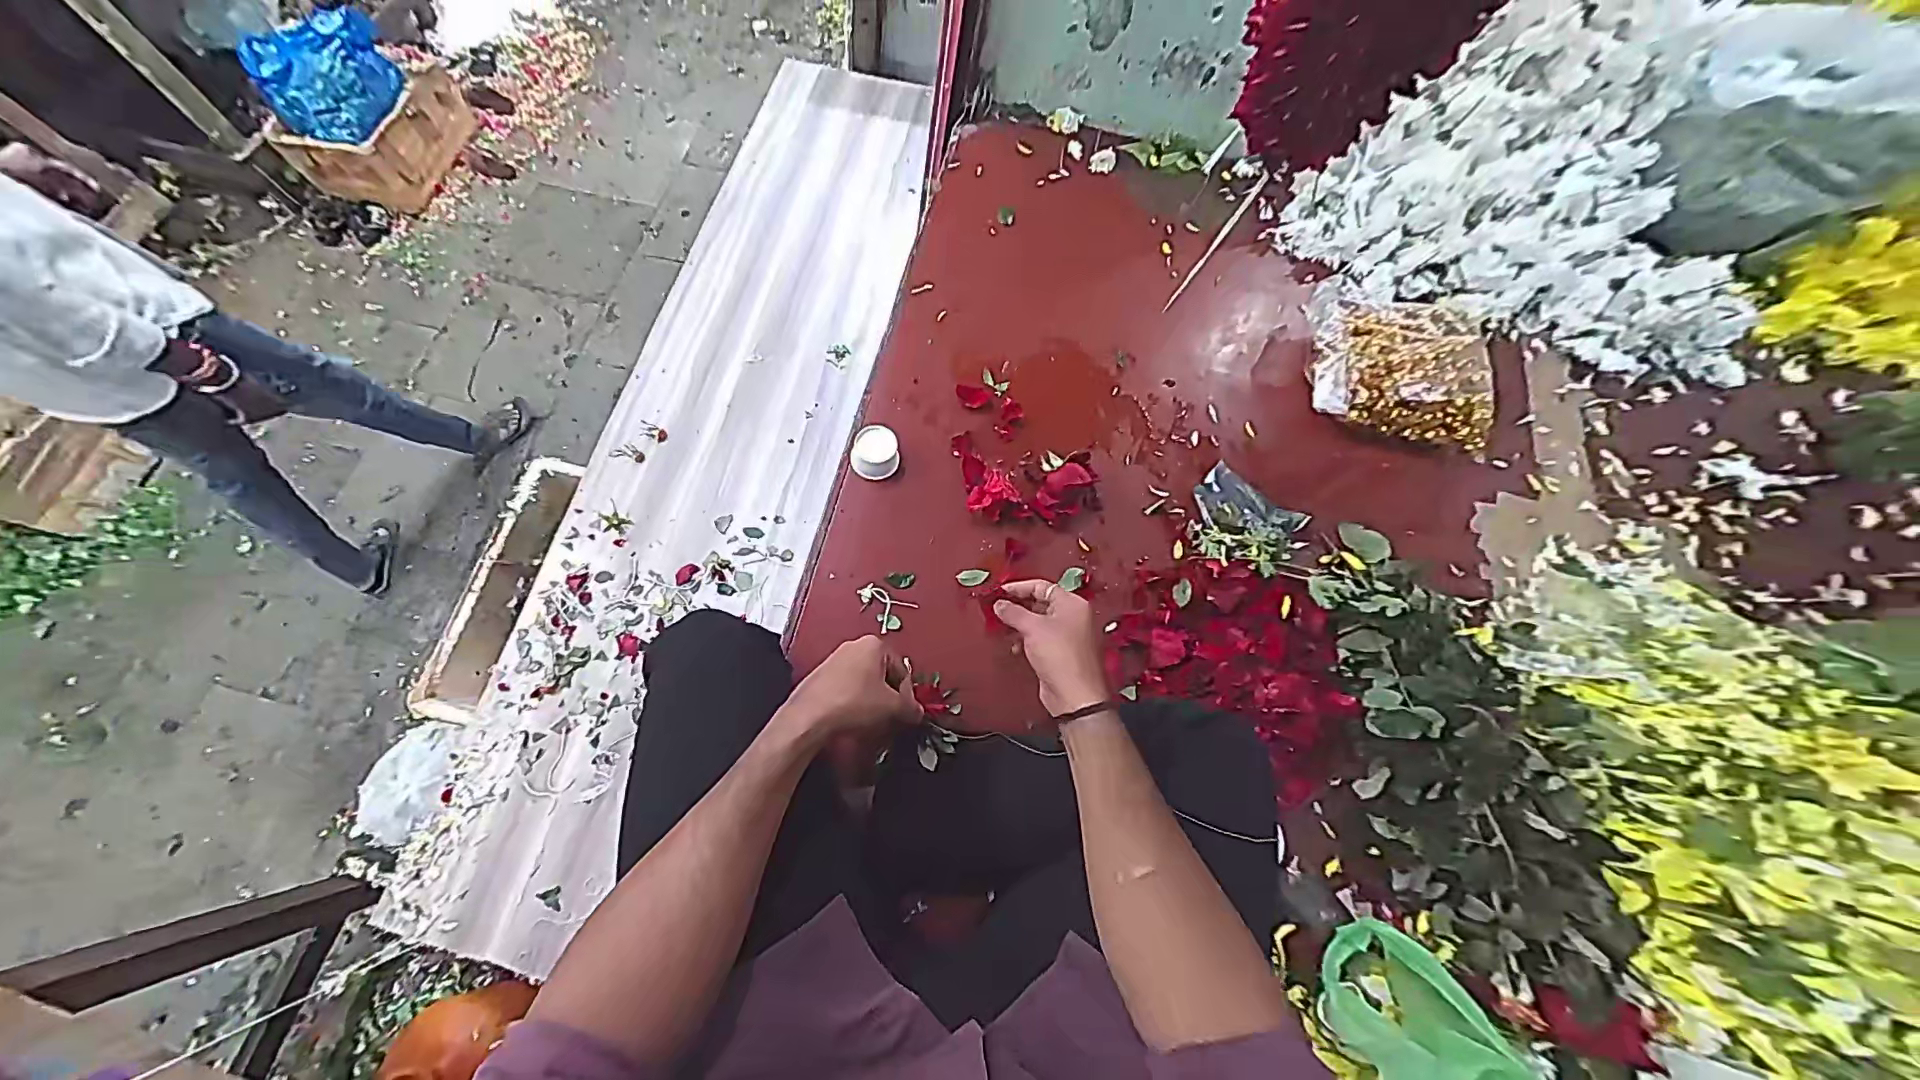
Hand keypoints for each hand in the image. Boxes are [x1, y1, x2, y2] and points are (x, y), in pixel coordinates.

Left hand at [775, 635, 919, 746]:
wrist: (809, 717)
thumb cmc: (850, 703)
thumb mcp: (891, 707)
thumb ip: (910, 708)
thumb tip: (915, 712)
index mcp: (873, 644)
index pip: (902, 669)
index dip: (907, 694)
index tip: (906, 711)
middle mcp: (853, 646)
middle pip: (883, 674)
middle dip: (889, 696)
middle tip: (891, 715)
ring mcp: (835, 660)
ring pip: (864, 682)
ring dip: (872, 700)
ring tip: (872, 721)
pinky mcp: (821, 676)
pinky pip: (847, 688)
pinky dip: (854, 702)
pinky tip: (853, 719)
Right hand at [994, 580, 1110, 716]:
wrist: (1073, 695)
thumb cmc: (1059, 655)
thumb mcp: (1032, 628)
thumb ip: (1013, 612)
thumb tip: (999, 603)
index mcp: (1072, 604)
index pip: (1042, 586)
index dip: (1019, 587)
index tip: (1000, 591)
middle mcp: (1072, 616)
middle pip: (1040, 603)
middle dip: (1017, 606)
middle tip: (997, 608)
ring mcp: (1067, 635)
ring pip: (1038, 622)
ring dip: (1020, 623)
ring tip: (1001, 626)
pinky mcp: (1060, 652)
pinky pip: (1040, 638)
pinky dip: (1026, 638)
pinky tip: (1014, 645)